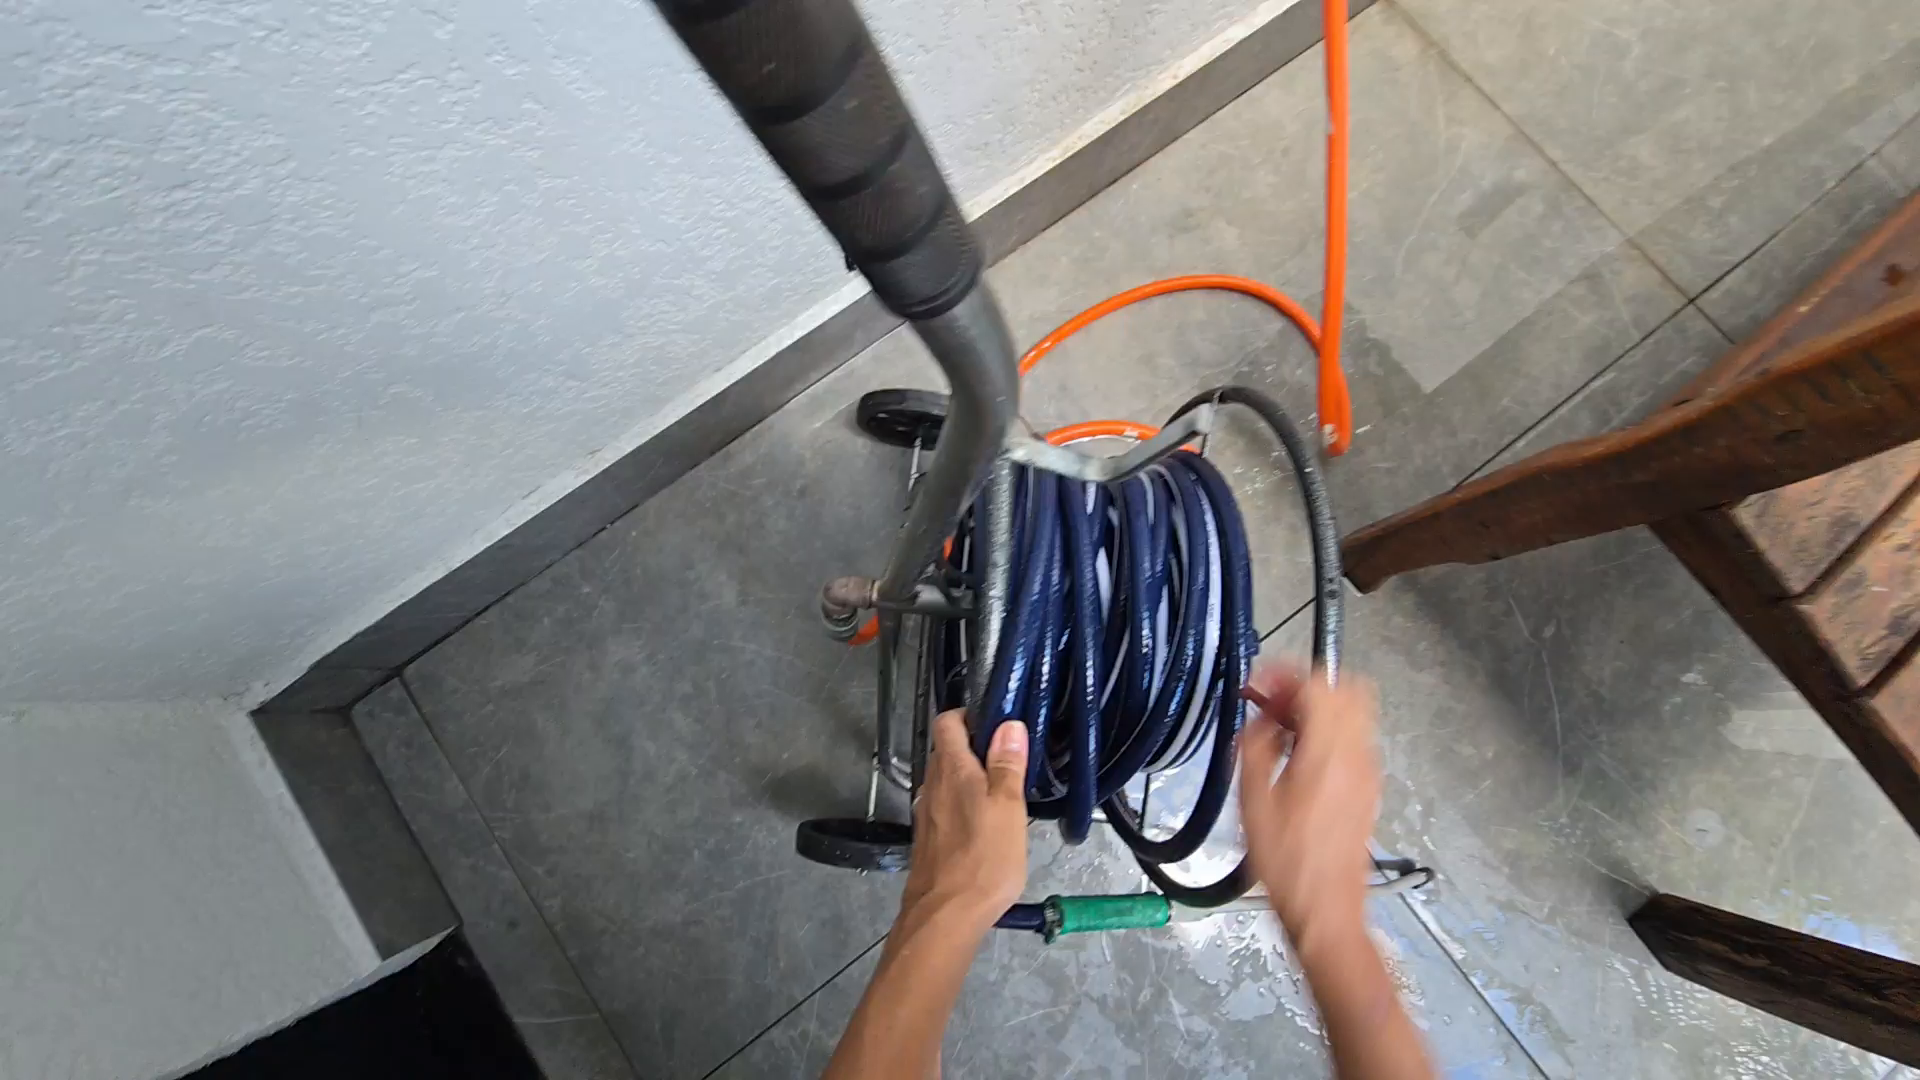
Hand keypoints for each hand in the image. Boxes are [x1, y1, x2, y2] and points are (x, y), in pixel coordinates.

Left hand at [900, 710, 1028, 934]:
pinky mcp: (927, 837)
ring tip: (1001, 794)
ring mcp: (926, 811)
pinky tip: (983, 825)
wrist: (945, 916)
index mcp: (951, 767)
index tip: (995, 723)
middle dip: (974, 748)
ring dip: (969, 778)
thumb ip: (1007, 764)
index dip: (968, 715)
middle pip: (946, 750)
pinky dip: (961, 804)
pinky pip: (944, 806)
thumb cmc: (983, 858)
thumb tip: (1008, 724)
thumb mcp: (1007, 807)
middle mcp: (932, 783)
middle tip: (1008, 761)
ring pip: (946, 780)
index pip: (947, 722)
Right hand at [1239, 664, 1382, 954]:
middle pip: (1348, 689)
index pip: (1320, 684)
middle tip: (1273, 701)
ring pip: (1354, 711)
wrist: (1325, 910)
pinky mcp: (1367, 788)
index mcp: (1328, 754)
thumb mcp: (1252, 798)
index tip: (1258, 685)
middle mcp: (1357, 756)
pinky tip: (1296, 754)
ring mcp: (1368, 772)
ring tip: (1280, 726)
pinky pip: (1353, 738)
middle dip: (1306, 684)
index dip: (1285, 674)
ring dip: (1317, 706)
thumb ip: (1255, 745)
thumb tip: (1259, 721)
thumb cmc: (1285, 859)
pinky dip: (1327, 730)